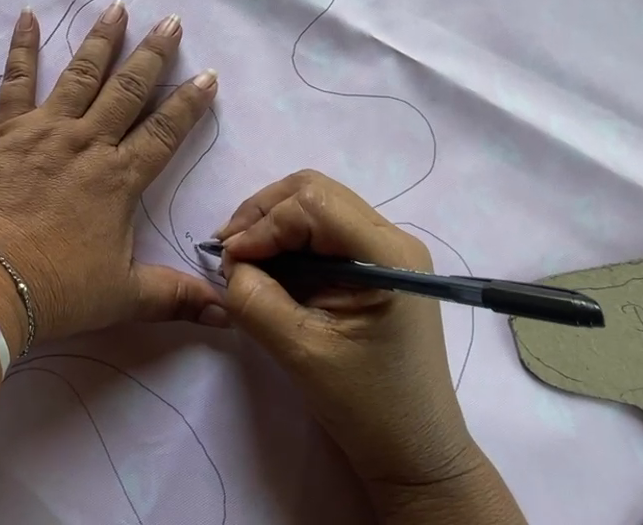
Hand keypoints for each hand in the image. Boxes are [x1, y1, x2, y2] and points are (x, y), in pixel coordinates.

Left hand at [0, 1, 227, 352]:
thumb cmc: (54, 288)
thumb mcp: (123, 297)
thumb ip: (175, 298)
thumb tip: (229, 314)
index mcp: (119, 179)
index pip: (164, 132)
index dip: (189, 104)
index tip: (207, 74)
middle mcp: (87, 143)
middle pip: (127, 91)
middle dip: (153, 55)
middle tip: (171, 21)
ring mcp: (45, 130)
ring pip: (81, 76)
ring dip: (101, 40)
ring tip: (118, 8)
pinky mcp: (5, 129)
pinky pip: (16, 80)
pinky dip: (22, 46)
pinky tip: (27, 15)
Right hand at [217, 171, 484, 492]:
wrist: (413, 451)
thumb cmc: (365, 404)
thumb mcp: (299, 351)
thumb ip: (255, 298)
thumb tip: (231, 263)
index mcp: (386, 255)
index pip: (312, 203)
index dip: (263, 223)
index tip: (230, 260)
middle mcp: (390, 239)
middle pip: (312, 191)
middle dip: (262, 213)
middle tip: (230, 249)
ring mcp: (383, 250)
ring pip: (313, 204)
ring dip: (271, 222)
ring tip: (241, 256)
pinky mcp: (371, 265)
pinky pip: (319, 230)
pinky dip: (285, 239)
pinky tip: (265, 264)